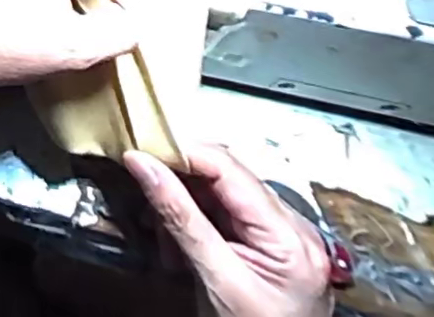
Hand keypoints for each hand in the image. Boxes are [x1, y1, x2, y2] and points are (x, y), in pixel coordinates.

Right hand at [124, 144, 333, 316]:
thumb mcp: (215, 280)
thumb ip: (179, 216)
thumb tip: (141, 161)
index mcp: (290, 235)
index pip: (227, 167)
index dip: (182, 153)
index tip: (140, 154)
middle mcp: (293, 224)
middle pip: (224, 173)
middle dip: (179, 179)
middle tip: (143, 188)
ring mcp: (284, 233)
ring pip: (220, 189)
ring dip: (182, 200)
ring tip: (161, 232)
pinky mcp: (270, 242)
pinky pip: (224, 210)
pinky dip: (194, 217)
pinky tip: (176, 241)